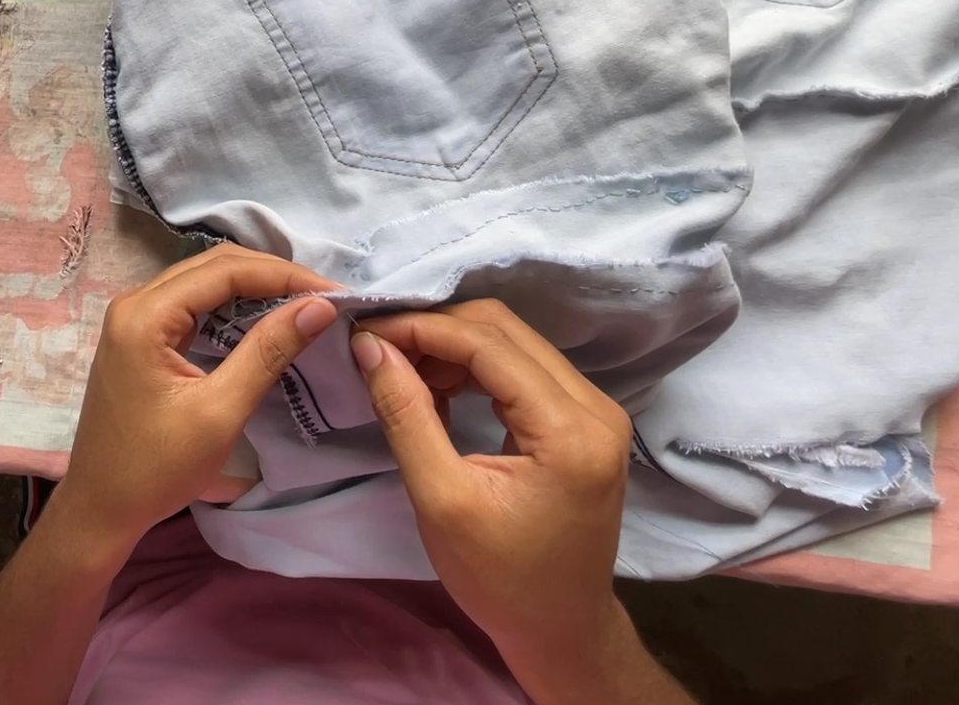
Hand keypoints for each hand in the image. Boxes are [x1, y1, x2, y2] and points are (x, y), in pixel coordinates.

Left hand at [57, 245, 337, 553]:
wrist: (101, 506)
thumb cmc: (156, 468)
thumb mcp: (220, 412)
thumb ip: (267, 352)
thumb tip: (318, 307)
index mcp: (145, 315)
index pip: (223, 272)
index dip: (283, 275)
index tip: (334, 292)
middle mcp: (135, 302)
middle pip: (212, 267)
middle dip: (272, 275)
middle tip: (324, 296)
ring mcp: (135, 317)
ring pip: (203, 280)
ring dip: (254, 286)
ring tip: (304, 302)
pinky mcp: (141, 334)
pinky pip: (193, 303)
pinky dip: (232, 305)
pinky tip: (264, 317)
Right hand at [351, 300, 632, 671]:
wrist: (559, 630)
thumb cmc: (498, 576)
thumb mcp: (439, 498)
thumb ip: (406, 414)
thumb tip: (369, 346)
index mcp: (569, 432)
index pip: (486, 344)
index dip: (420, 328)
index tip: (365, 332)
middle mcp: (594, 407)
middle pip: (502, 328)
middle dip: (432, 329)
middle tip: (378, 348)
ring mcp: (593, 409)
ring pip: (508, 339)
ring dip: (448, 344)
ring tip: (401, 372)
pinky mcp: (580, 417)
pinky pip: (517, 363)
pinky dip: (468, 364)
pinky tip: (435, 387)